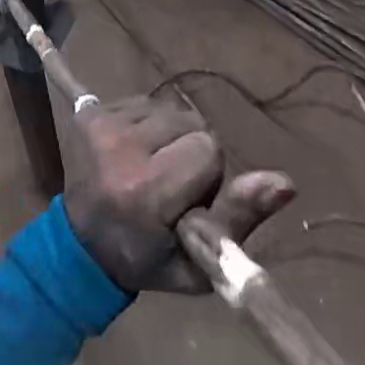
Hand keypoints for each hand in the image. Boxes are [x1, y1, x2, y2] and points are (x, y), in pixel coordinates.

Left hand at [63, 94, 294, 292]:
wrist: (80, 243)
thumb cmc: (146, 259)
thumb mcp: (200, 262)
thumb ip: (240, 218)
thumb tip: (285, 182)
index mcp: (146, 188)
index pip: (209, 149)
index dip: (209, 176)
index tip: (190, 200)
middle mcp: (120, 148)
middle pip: (190, 123)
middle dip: (191, 152)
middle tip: (170, 184)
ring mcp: (100, 125)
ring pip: (168, 109)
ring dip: (169, 136)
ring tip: (151, 167)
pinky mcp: (88, 112)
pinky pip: (143, 102)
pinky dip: (148, 125)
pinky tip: (134, 151)